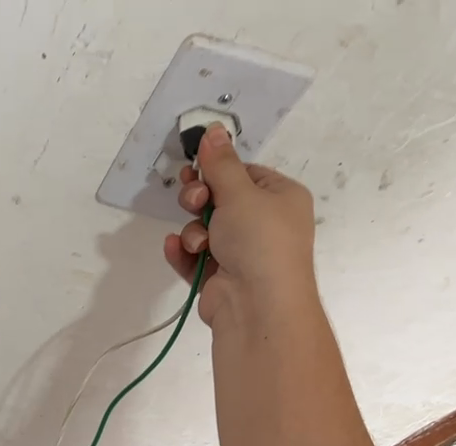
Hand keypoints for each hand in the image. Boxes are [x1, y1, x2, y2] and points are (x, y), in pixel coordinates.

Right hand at [161, 124, 317, 327]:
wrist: (257, 304)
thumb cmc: (260, 240)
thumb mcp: (240, 193)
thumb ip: (220, 164)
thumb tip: (212, 130)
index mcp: (279, 197)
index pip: (243, 174)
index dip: (217, 172)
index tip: (194, 170)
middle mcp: (262, 223)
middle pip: (220, 200)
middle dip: (199, 201)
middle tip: (194, 201)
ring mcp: (240, 252)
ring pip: (203, 230)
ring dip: (192, 233)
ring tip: (198, 244)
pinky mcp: (219, 277)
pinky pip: (194, 258)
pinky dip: (183, 253)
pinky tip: (176, 250)